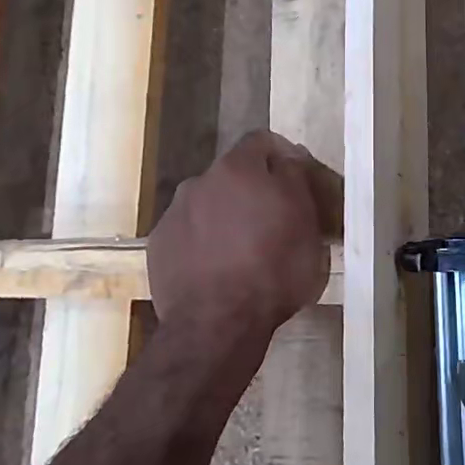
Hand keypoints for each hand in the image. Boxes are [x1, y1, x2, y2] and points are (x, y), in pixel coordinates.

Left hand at [146, 130, 332, 340]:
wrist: (217, 324)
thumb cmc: (274, 265)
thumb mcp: (306, 217)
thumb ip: (295, 176)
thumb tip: (286, 159)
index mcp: (237, 167)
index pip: (262, 140)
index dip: (283, 155)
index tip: (298, 179)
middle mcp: (199, 182)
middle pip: (234, 173)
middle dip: (254, 188)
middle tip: (276, 218)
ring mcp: (173, 215)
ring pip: (209, 203)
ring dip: (227, 215)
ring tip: (246, 248)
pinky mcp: (158, 249)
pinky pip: (190, 233)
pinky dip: (205, 241)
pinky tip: (221, 268)